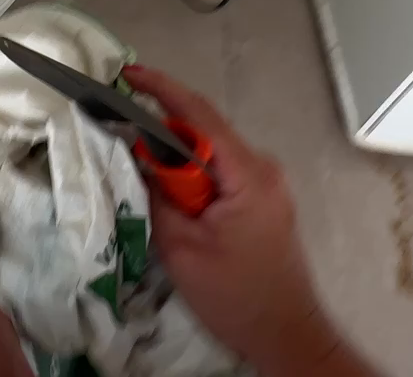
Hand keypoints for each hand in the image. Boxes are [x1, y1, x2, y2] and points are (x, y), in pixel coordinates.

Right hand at [123, 65, 376, 376]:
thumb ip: (156, 193)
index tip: (128, 74)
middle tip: (123, 127)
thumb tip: (135, 154)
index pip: (199, 114)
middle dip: (163, 125)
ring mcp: (267, 180)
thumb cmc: (236, 297)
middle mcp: (262, 165)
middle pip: (204, 128)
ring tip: (144, 166)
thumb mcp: (181, 248)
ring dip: (177, 153)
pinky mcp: (263, 195)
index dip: (162, 88)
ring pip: (211, 148)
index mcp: (247, 172)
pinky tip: (174, 188)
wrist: (289, 338)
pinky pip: (221, 166)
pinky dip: (193, 169)